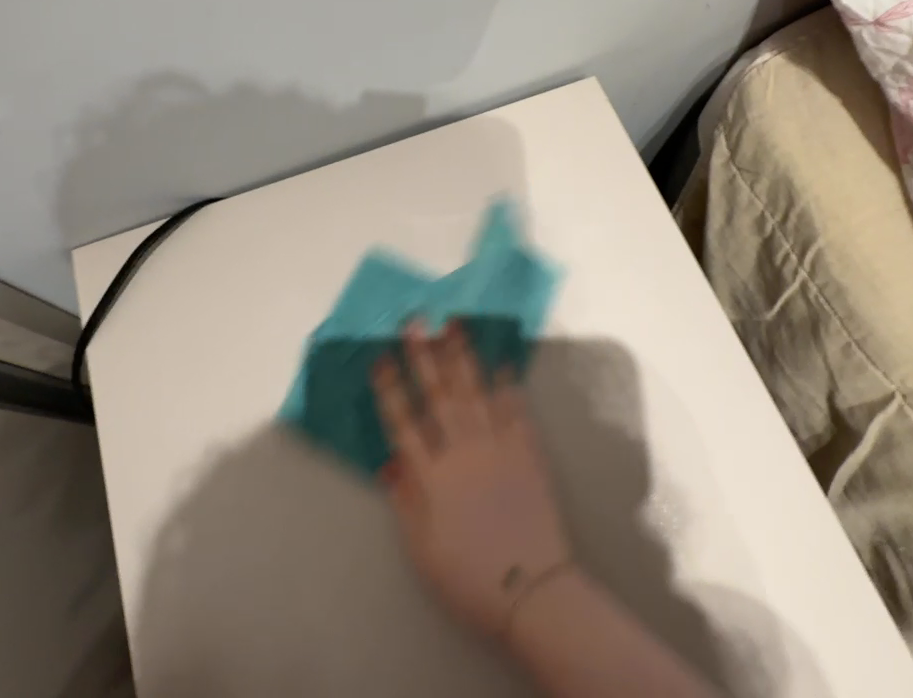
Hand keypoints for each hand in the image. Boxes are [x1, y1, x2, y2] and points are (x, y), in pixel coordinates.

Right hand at [372, 318, 572, 639]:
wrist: (532, 591)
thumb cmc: (468, 576)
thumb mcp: (421, 548)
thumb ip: (404, 500)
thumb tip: (388, 461)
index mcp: (430, 476)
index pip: (403, 422)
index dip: (390, 388)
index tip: (380, 357)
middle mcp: (460, 452)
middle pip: (439, 394)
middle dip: (424, 355)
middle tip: (415, 320)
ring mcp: (497, 448)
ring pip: (475, 391)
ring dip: (463, 355)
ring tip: (454, 323)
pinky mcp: (528, 453)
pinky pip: (515, 410)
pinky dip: (508, 383)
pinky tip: (501, 359)